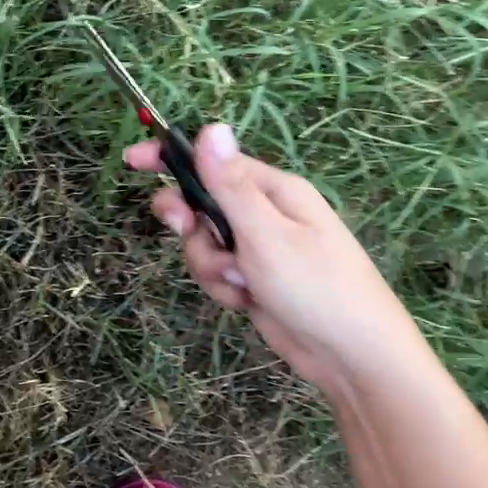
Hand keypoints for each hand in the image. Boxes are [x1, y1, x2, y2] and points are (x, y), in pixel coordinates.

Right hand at [125, 125, 427, 393]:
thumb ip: (229, 183)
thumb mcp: (265, 233)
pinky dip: (221, 285)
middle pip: (199, 202)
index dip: (168, 159)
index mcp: (273, 190)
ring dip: (208, 263)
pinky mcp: (254, 277)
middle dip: (187, 222)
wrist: (355, 360)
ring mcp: (259, 246)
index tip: (132, 161)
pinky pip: (215, 269)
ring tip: (239, 284)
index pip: (211, 160)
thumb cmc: (317, 287)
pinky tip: (246, 301)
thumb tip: (213, 126)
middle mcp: (265, 212)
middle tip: (182, 230)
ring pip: (202, 240)